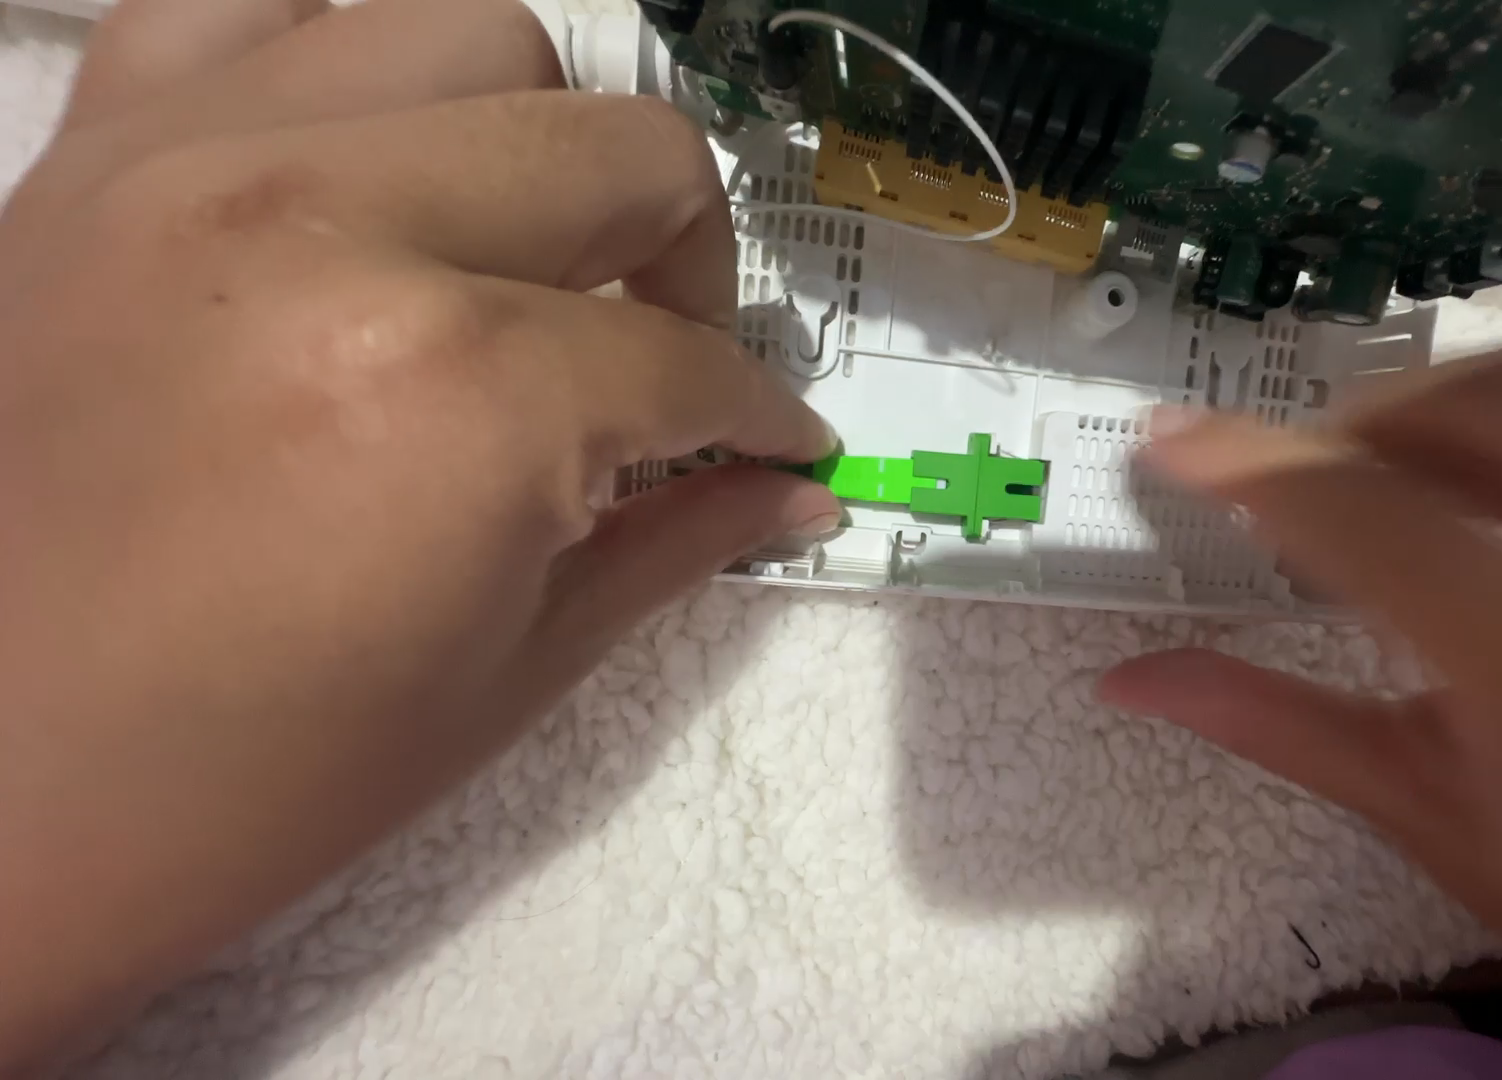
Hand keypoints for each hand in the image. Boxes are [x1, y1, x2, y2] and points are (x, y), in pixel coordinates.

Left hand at [0, 0, 836, 1066]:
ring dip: (559, 155)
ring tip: (549, 268)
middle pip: (634, 152)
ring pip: (484, 38)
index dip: (768, 414)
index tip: (790, 445)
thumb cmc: (280, 770)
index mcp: (466, 394)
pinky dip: (386, 90)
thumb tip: (809, 490)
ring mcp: (204, 158)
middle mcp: (344, 226)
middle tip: (676, 359)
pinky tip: (409, 202)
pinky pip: (287, 19)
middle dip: (697, 268)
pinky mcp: (100, 145)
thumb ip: (695, 537)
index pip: (696, 366)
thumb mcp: (532, 662)